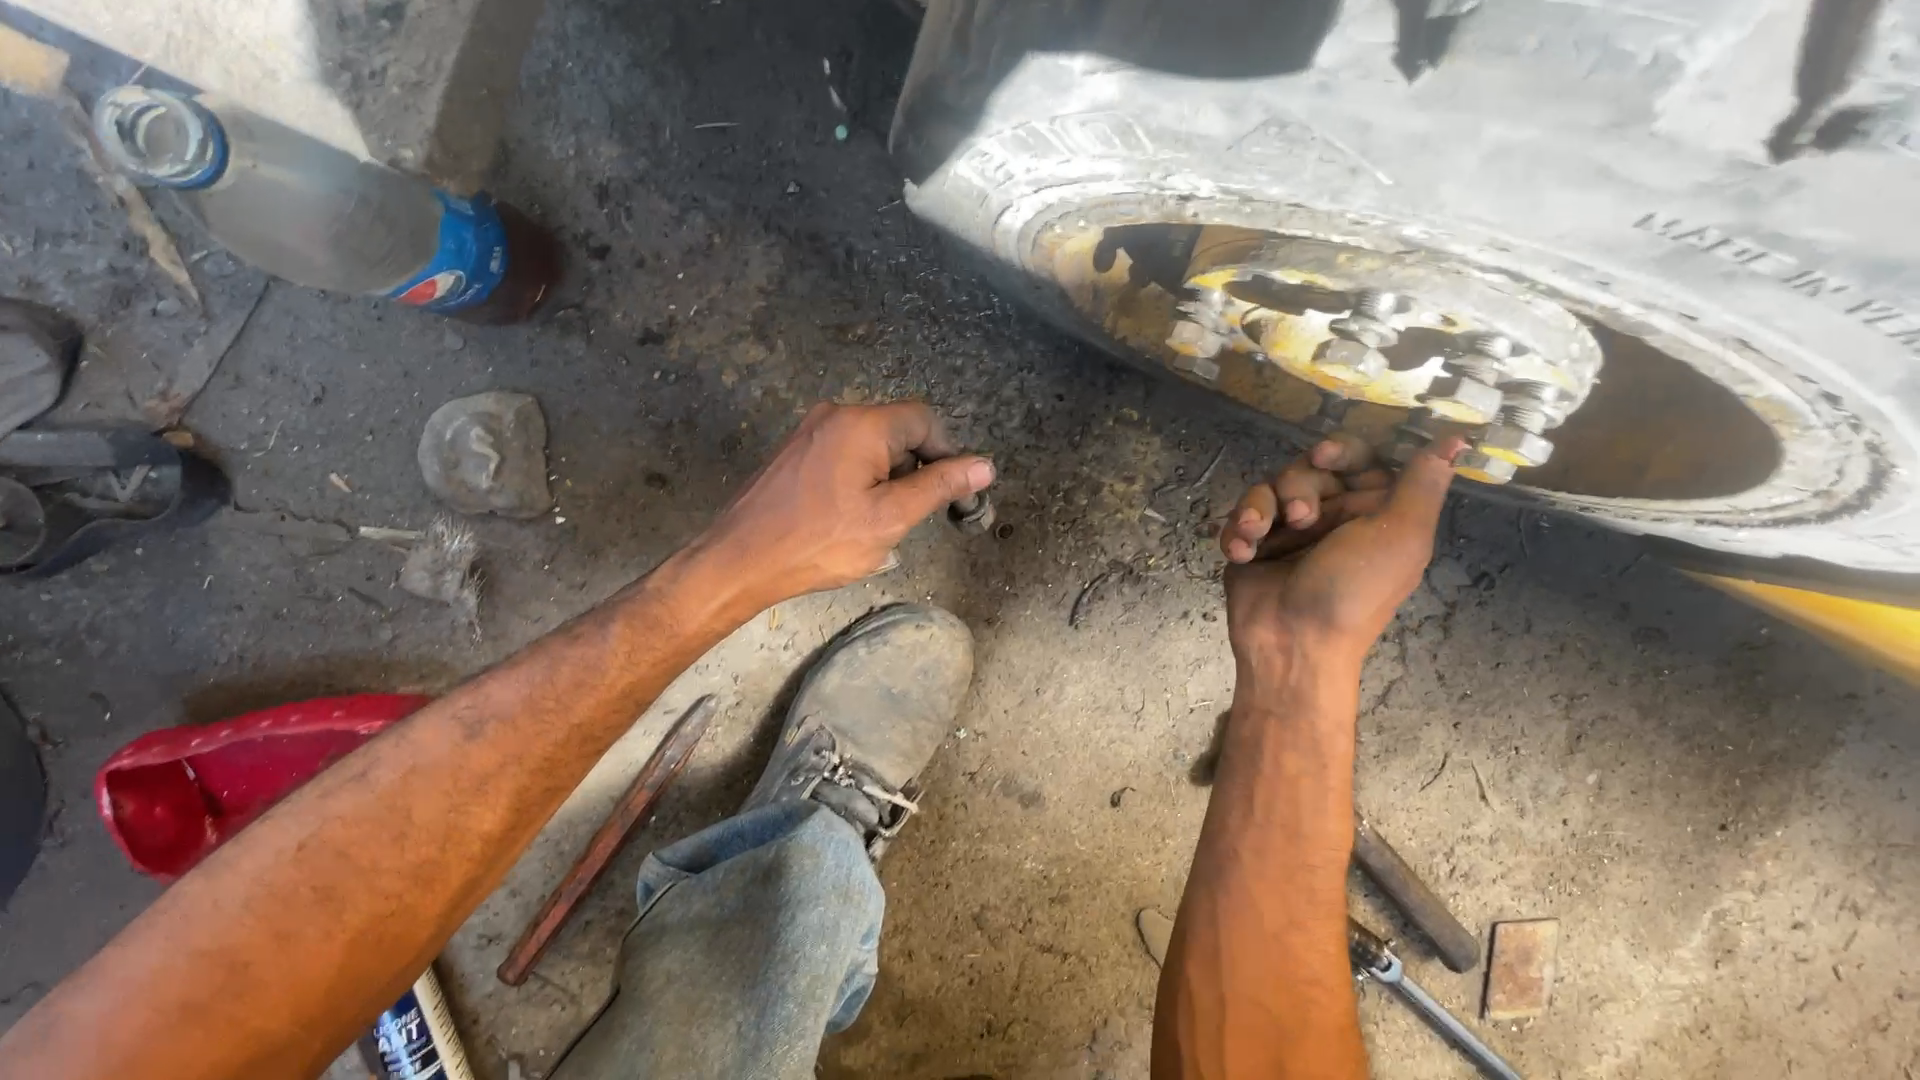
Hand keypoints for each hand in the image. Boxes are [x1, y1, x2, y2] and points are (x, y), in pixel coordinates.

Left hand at [697, 402, 993, 610]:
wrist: (740, 560)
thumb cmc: (819, 542)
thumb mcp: (890, 518)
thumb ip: (939, 486)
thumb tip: (985, 465)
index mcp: (862, 423)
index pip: (925, 420)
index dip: (947, 454)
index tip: (949, 494)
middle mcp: (835, 414)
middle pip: (897, 429)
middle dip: (914, 468)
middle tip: (908, 515)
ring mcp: (810, 430)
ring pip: (871, 444)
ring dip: (887, 476)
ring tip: (875, 521)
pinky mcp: (795, 450)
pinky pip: (844, 453)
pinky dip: (859, 477)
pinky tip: (847, 515)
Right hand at [1219, 434, 1463, 674]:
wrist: (1291, 643)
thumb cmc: (1353, 592)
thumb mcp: (1401, 537)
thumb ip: (1423, 484)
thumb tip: (1458, 438)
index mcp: (1375, 511)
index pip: (1358, 458)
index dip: (1339, 450)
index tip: (1322, 456)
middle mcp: (1332, 516)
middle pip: (1307, 469)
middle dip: (1296, 486)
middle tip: (1299, 518)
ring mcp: (1289, 531)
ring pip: (1267, 489)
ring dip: (1259, 507)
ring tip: (1256, 534)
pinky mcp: (1254, 545)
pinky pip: (1240, 517)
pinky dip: (1237, 531)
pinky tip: (1241, 552)